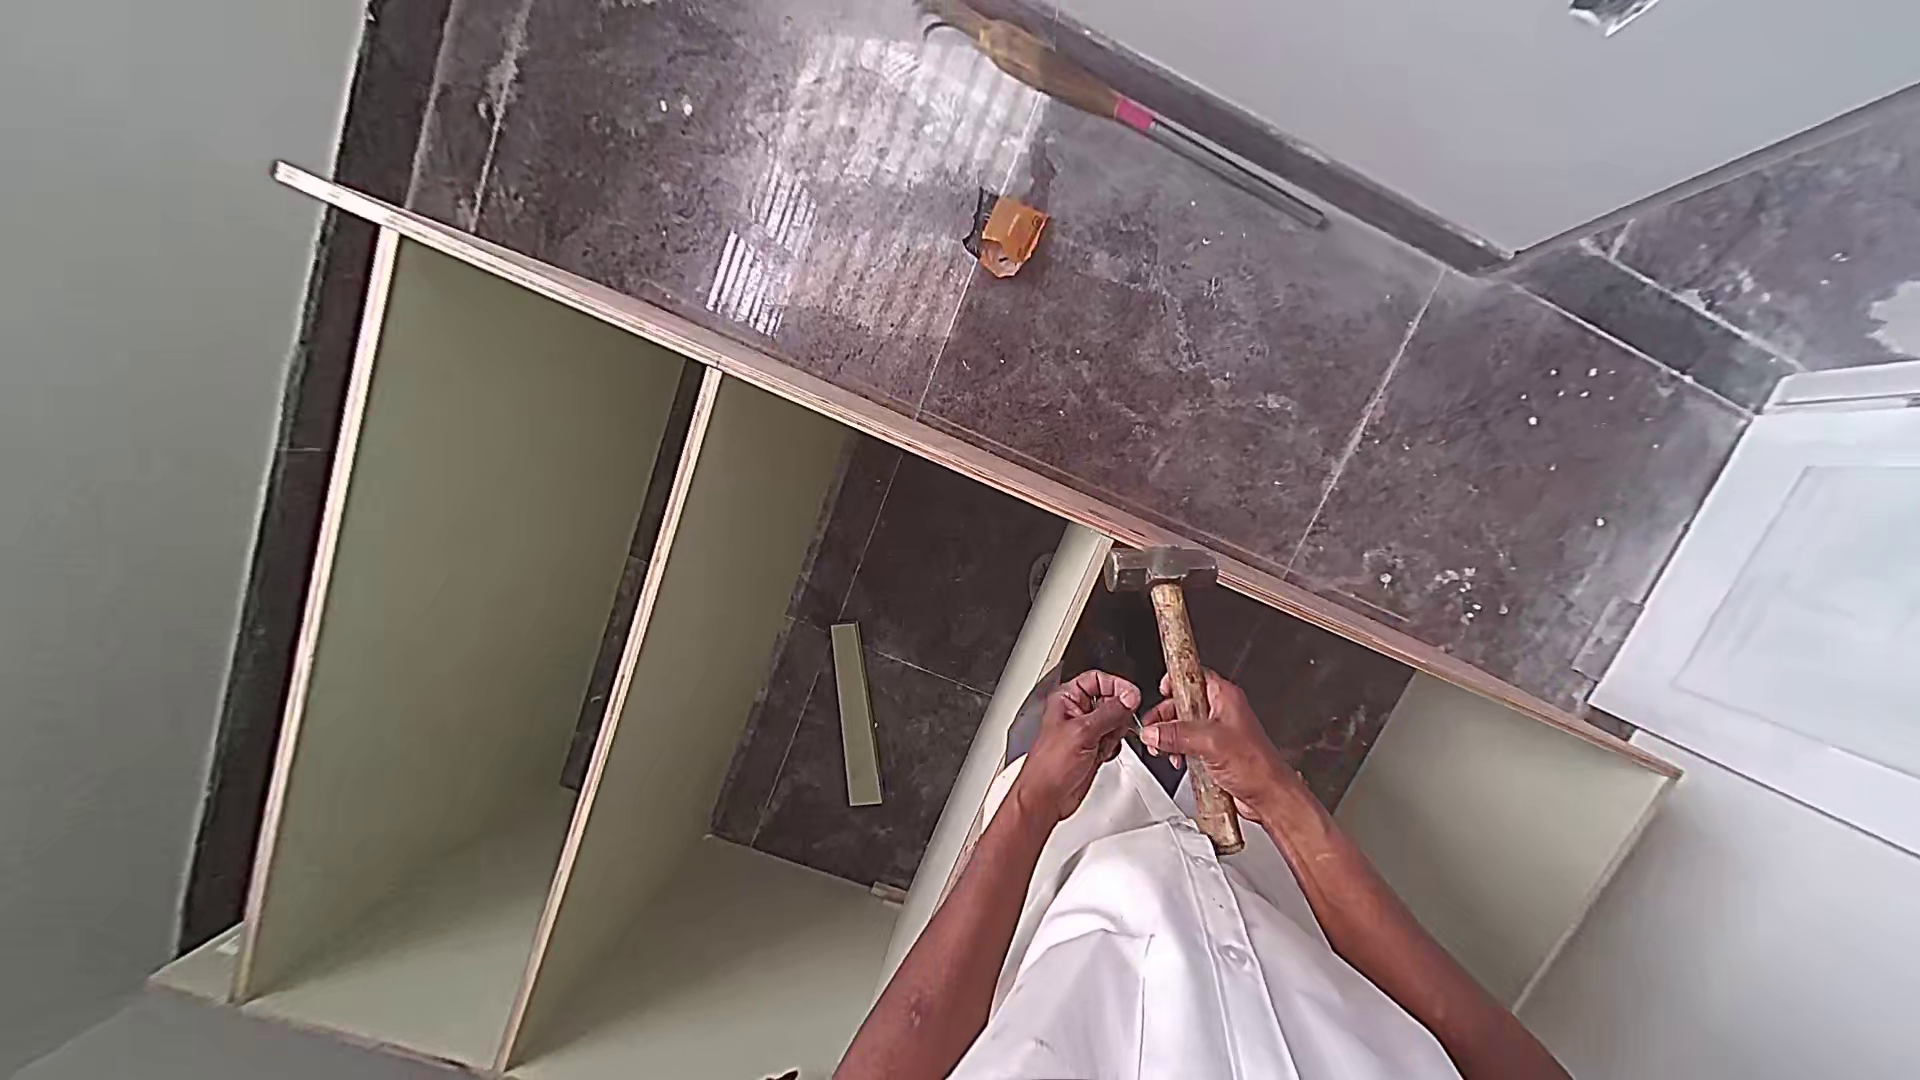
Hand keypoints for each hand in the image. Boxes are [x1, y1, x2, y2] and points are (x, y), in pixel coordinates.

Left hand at [1010, 669, 1140, 822]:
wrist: (1047, 797)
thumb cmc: (1049, 765)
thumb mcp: (1083, 731)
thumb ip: (1110, 712)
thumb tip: (1129, 697)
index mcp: (1067, 698)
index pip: (1097, 679)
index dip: (1116, 685)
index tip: (1132, 695)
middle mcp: (1077, 711)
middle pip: (1110, 699)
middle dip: (1116, 713)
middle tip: (1112, 726)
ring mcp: (1087, 730)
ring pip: (1115, 720)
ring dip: (1115, 732)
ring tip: (1101, 742)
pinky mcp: (1094, 747)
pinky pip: (1115, 738)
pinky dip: (1113, 746)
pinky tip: (1101, 753)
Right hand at [1139, 670, 1302, 821]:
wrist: (1270, 798)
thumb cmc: (1257, 767)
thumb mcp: (1210, 743)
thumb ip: (1177, 734)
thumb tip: (1153, 732)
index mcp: (1224, 697)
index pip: (1193, 675)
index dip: (1174, 680)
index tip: (1160, 691)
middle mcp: (1220, 710)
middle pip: (1182, 701)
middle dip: (1165, 716)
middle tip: (1154, 727)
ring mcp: (1216, 730)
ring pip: (1182, 723)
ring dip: (1168, 735)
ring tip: (1161, 746)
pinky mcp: (1212, 749)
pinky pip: (1186, 742)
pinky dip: (1176, 749)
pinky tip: (1174, 758)